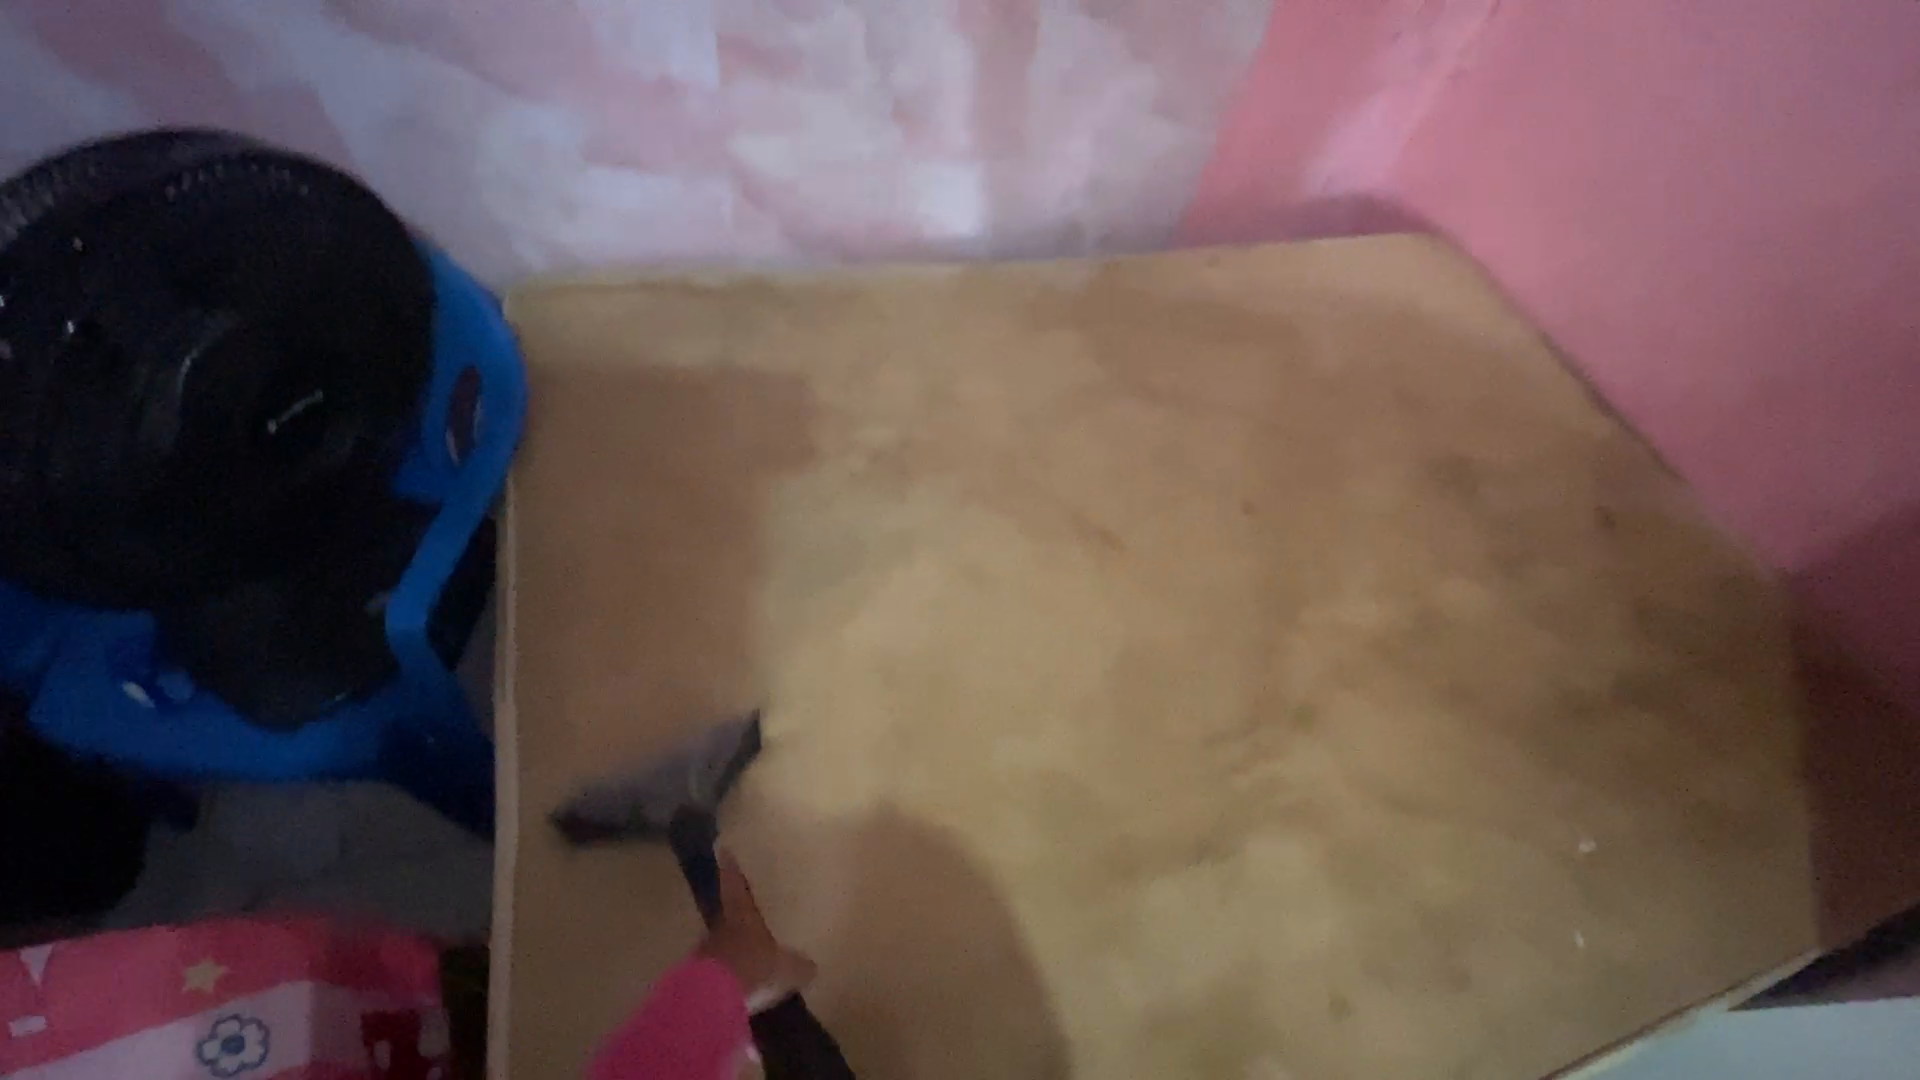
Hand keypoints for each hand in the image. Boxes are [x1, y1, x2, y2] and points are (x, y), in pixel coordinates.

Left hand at [698, 851, 817, 1011]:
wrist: (710, 1000)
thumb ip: (799, 965)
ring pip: (720, 940)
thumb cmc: (752, 968)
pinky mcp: (697, 977)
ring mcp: (706, 951)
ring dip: (730, 943)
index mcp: (742, 913)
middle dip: (736, 910)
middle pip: (727, 911)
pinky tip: (735, 979)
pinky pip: (715, 968)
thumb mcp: (787, 968)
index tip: (726, 849)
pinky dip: (724, 970)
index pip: (735, 884)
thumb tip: (812, 965)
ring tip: (744, 947)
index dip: (732, 867)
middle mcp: (722, 926)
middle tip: (747, 905)